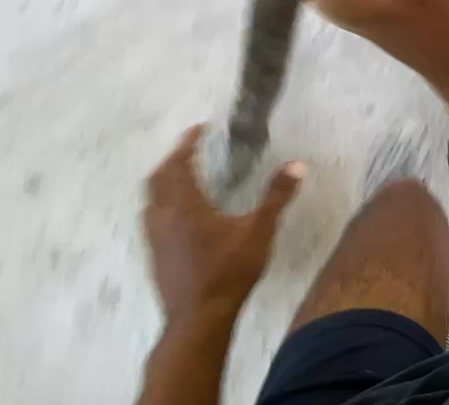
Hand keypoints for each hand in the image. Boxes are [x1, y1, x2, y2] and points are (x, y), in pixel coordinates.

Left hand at [142, 125, 303, 325]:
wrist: (198, 319)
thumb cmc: (229, 270)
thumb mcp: (260, 230)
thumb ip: (277, 196)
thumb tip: (298, 164)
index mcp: (186, 207)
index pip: (179, 165)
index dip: (187, 144)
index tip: (199, 129)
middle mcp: (164, 219)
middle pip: (157, 180)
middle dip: (172, 160)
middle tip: (190, 148)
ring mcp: (156, 240)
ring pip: (150, 200)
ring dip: (163, 182)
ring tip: (183, 175)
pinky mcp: (156, 257)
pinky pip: (152, 218)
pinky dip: (163, 202)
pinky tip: (181, 213)